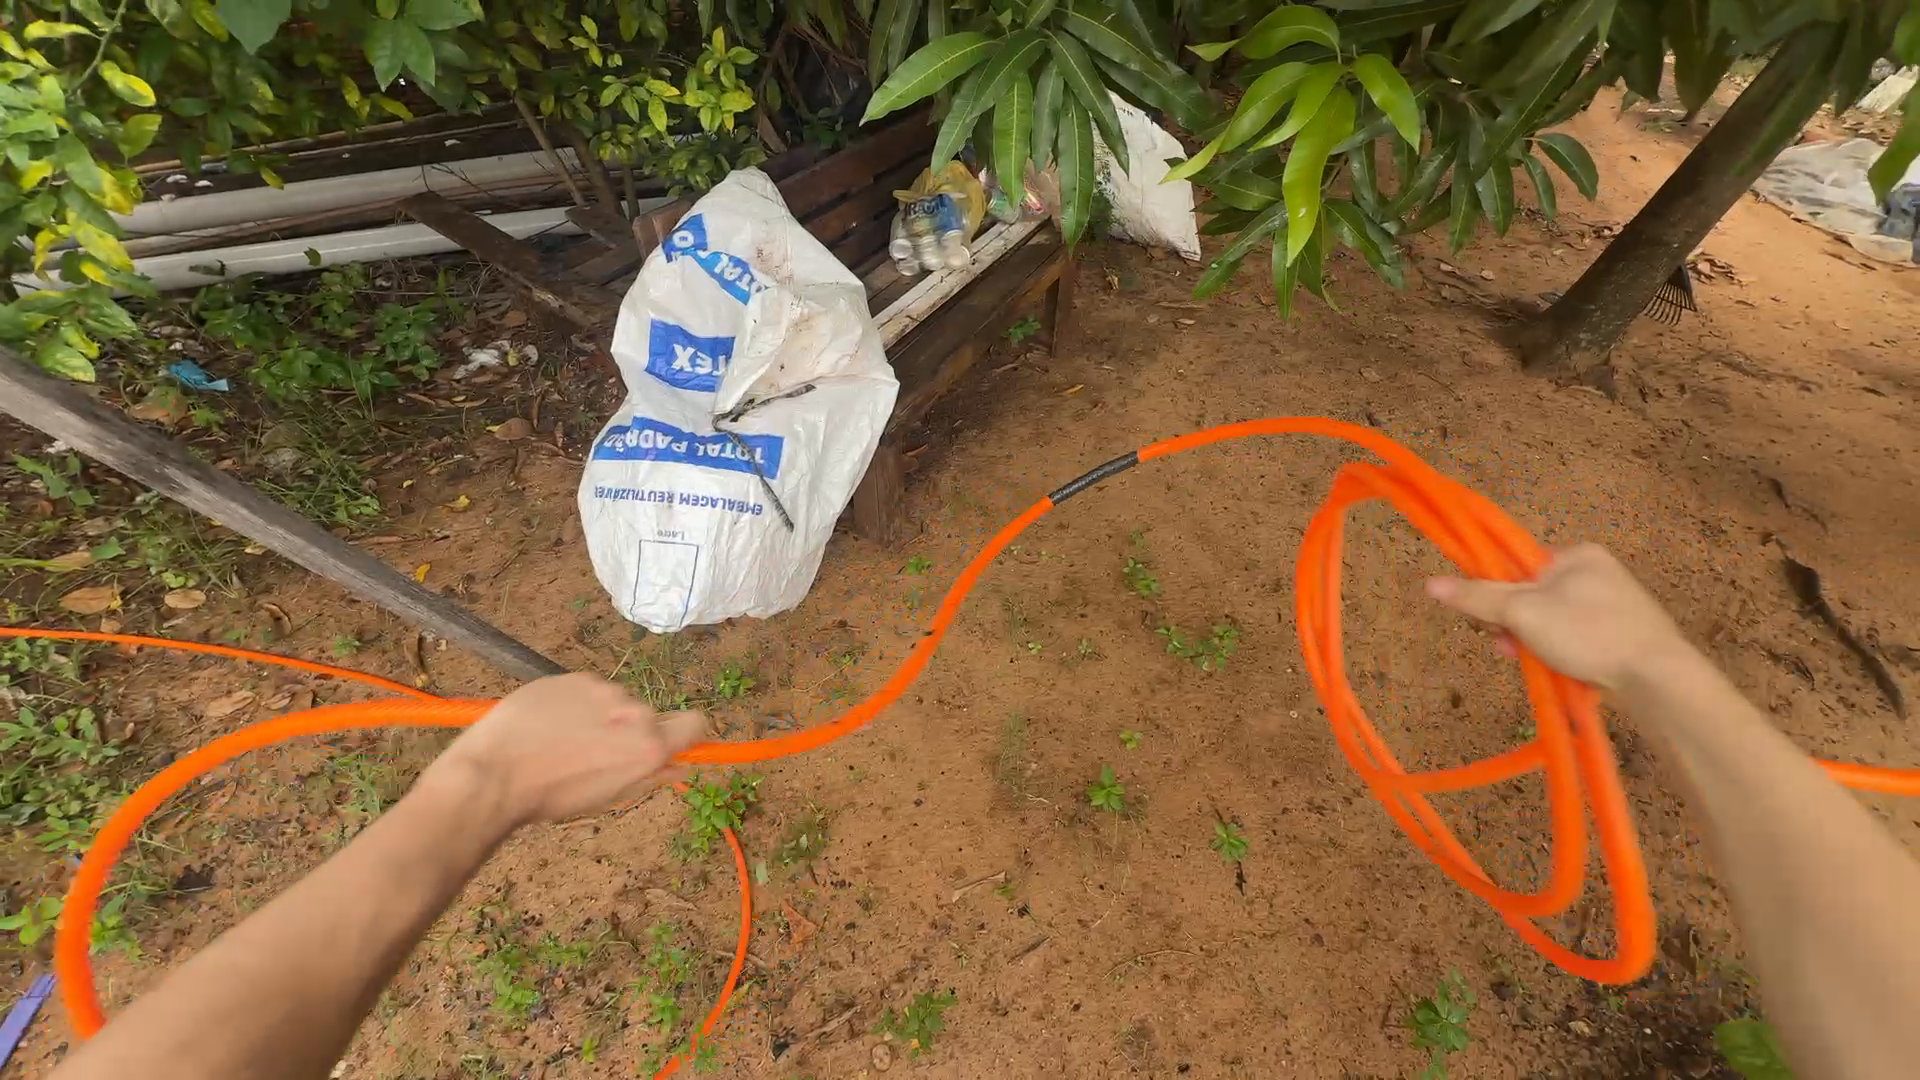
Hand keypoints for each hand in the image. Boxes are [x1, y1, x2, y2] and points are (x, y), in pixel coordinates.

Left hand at [430, 673, 705, 827]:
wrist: (491, 775)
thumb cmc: (551, 797)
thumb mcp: (608, 795)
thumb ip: (650, 774)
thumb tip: (679, 764)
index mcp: (648, 745)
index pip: (695, 723)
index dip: (685, 733)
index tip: (669, 743)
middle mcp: (635, 711)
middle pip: (648, 714)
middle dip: (629, 729)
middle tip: (594, 752)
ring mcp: (604, 689)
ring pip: (615, 701)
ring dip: (600, 715)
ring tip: (562, 738)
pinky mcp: (574, 676)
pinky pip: (586, 689)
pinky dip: (574, 703)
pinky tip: (547, 722)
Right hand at [1424, 543, 1686, 691]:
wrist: (1658, 679)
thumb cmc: (1587, 633)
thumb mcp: (1522, 612)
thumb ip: (1476, 596)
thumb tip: (1429, 583)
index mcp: (1576, 555)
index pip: (1516, 563)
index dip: (1493, 588)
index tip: (1487, 613)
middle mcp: (1595, 573)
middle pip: (1527, 593)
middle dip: (1509, 620)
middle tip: (1505, 643)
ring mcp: (1609, 604)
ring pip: (1544, 617)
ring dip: (1526, 638)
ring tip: (1524, 659)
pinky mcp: (1618, 633)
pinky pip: (1567, 634)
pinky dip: (1550, 649)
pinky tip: (1546, 665)